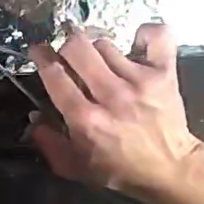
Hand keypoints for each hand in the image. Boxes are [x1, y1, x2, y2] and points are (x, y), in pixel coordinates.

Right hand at [29, 23, 203, 196]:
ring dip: (97, 51)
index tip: (40, 51)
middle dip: (66, 47)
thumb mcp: (76, 167)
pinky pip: (156, 36)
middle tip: (68, 55)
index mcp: (86, 120)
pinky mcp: (164, 73)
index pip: (55, 75)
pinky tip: (136, 45)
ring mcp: (139, 81)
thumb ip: (49, 144)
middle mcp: (111, 95)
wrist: (169, 169)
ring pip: (106, 44)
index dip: (42, 58)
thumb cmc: (119, 169)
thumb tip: (34, 118)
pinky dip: (145, 34)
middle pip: (78, 48)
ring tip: (101, 64)